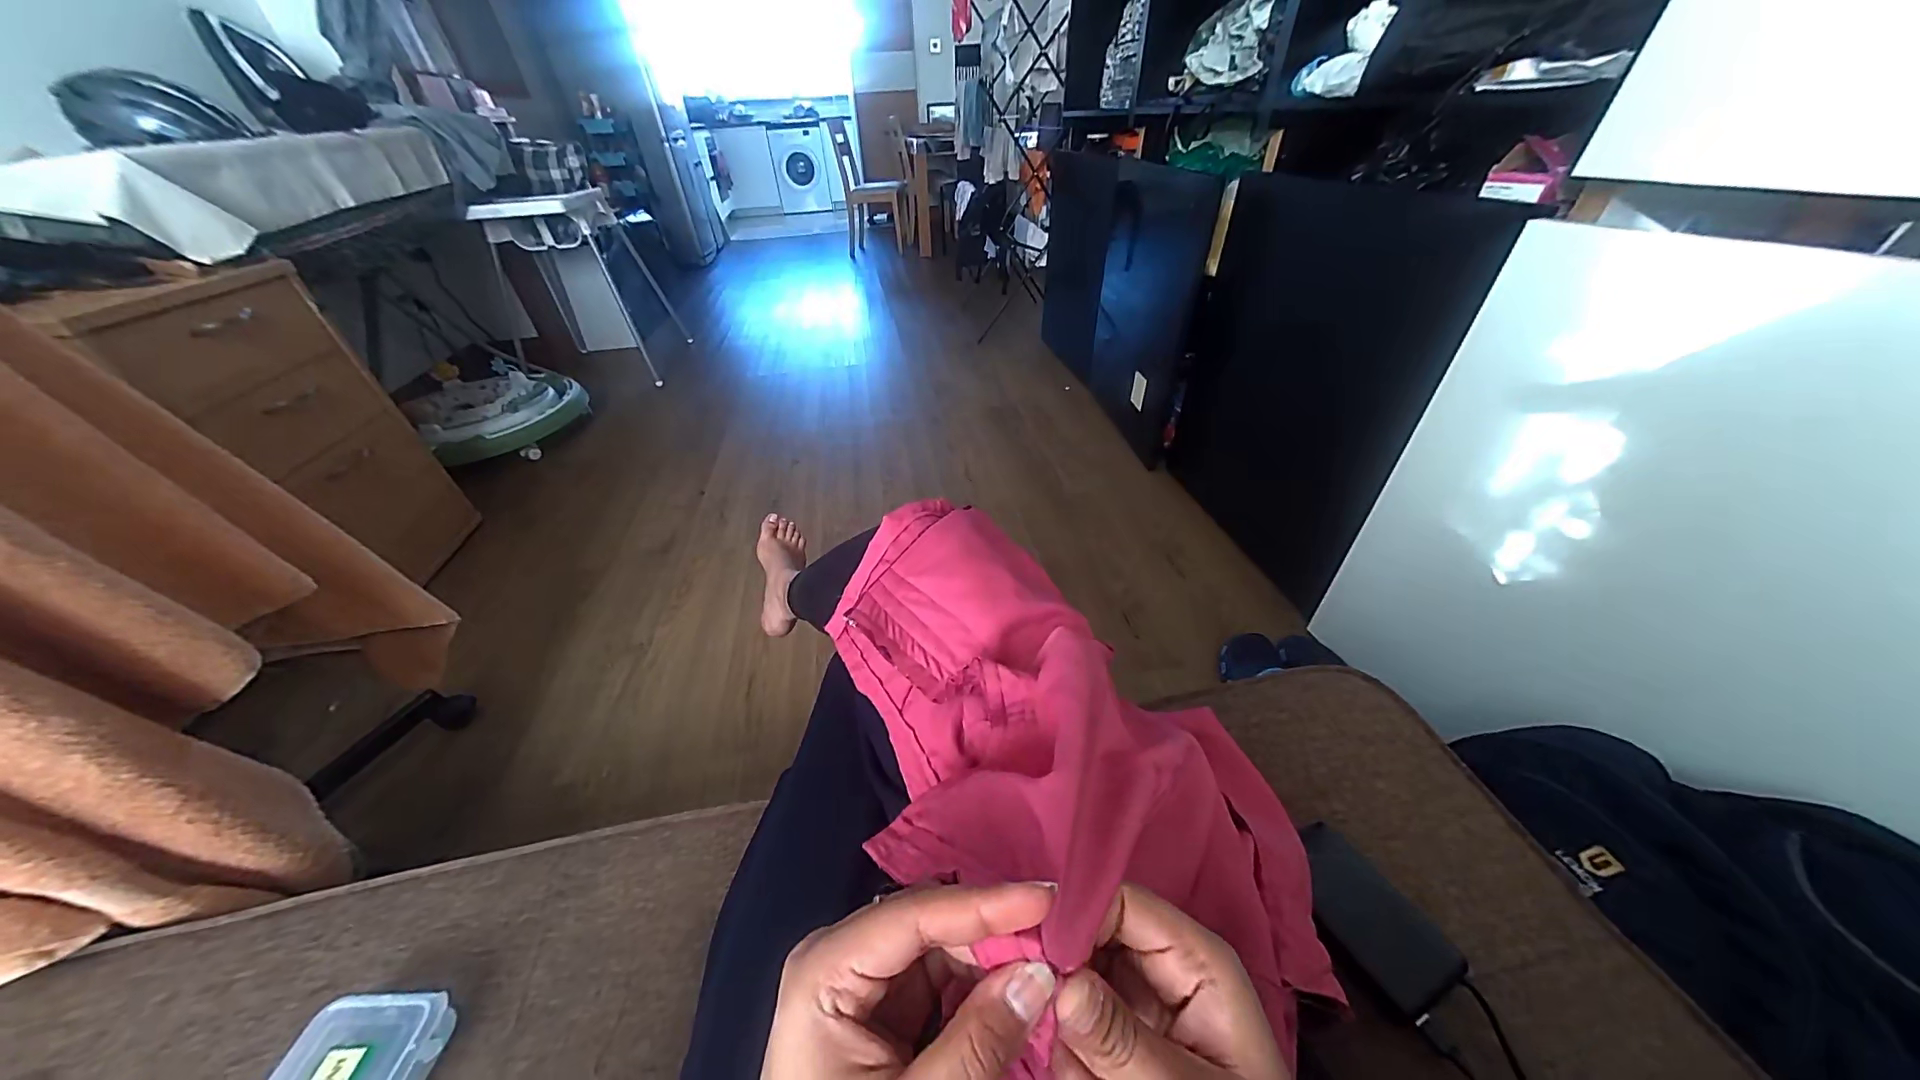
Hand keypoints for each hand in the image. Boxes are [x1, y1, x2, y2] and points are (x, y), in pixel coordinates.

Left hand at [763, 882, 1060, 1078]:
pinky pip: (940, 979)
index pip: (915, 914)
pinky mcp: (882, 1007)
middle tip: (1056, 939)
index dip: (985, 903)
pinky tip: (1018, 990)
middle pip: (931, 923)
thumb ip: (978, 1041)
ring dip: (995, 957)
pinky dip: (982, 986)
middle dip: (995, 931)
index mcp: (827, 969)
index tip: (1045, 898)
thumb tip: (1038, 974)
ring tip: (1047, 961)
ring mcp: (862, 981)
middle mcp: (842, 958)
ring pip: (942, 947)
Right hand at [1052, 884, 1287, 1079]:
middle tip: (1036, 1017)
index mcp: (1194, 956)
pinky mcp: (1123, 1030)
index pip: (1121, 901)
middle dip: (1060, 975)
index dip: (1073, 914)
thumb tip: (1062, 985)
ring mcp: (1140, 998)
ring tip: (1082, 1071)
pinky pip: (1078, 1019)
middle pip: (1090, 936)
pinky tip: (1083, 1076)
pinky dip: (1068, 1049)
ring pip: (1075, 979)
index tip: (1028, 949)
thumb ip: (1123, 1041)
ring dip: (1061, 1022)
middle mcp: (1162, 965)